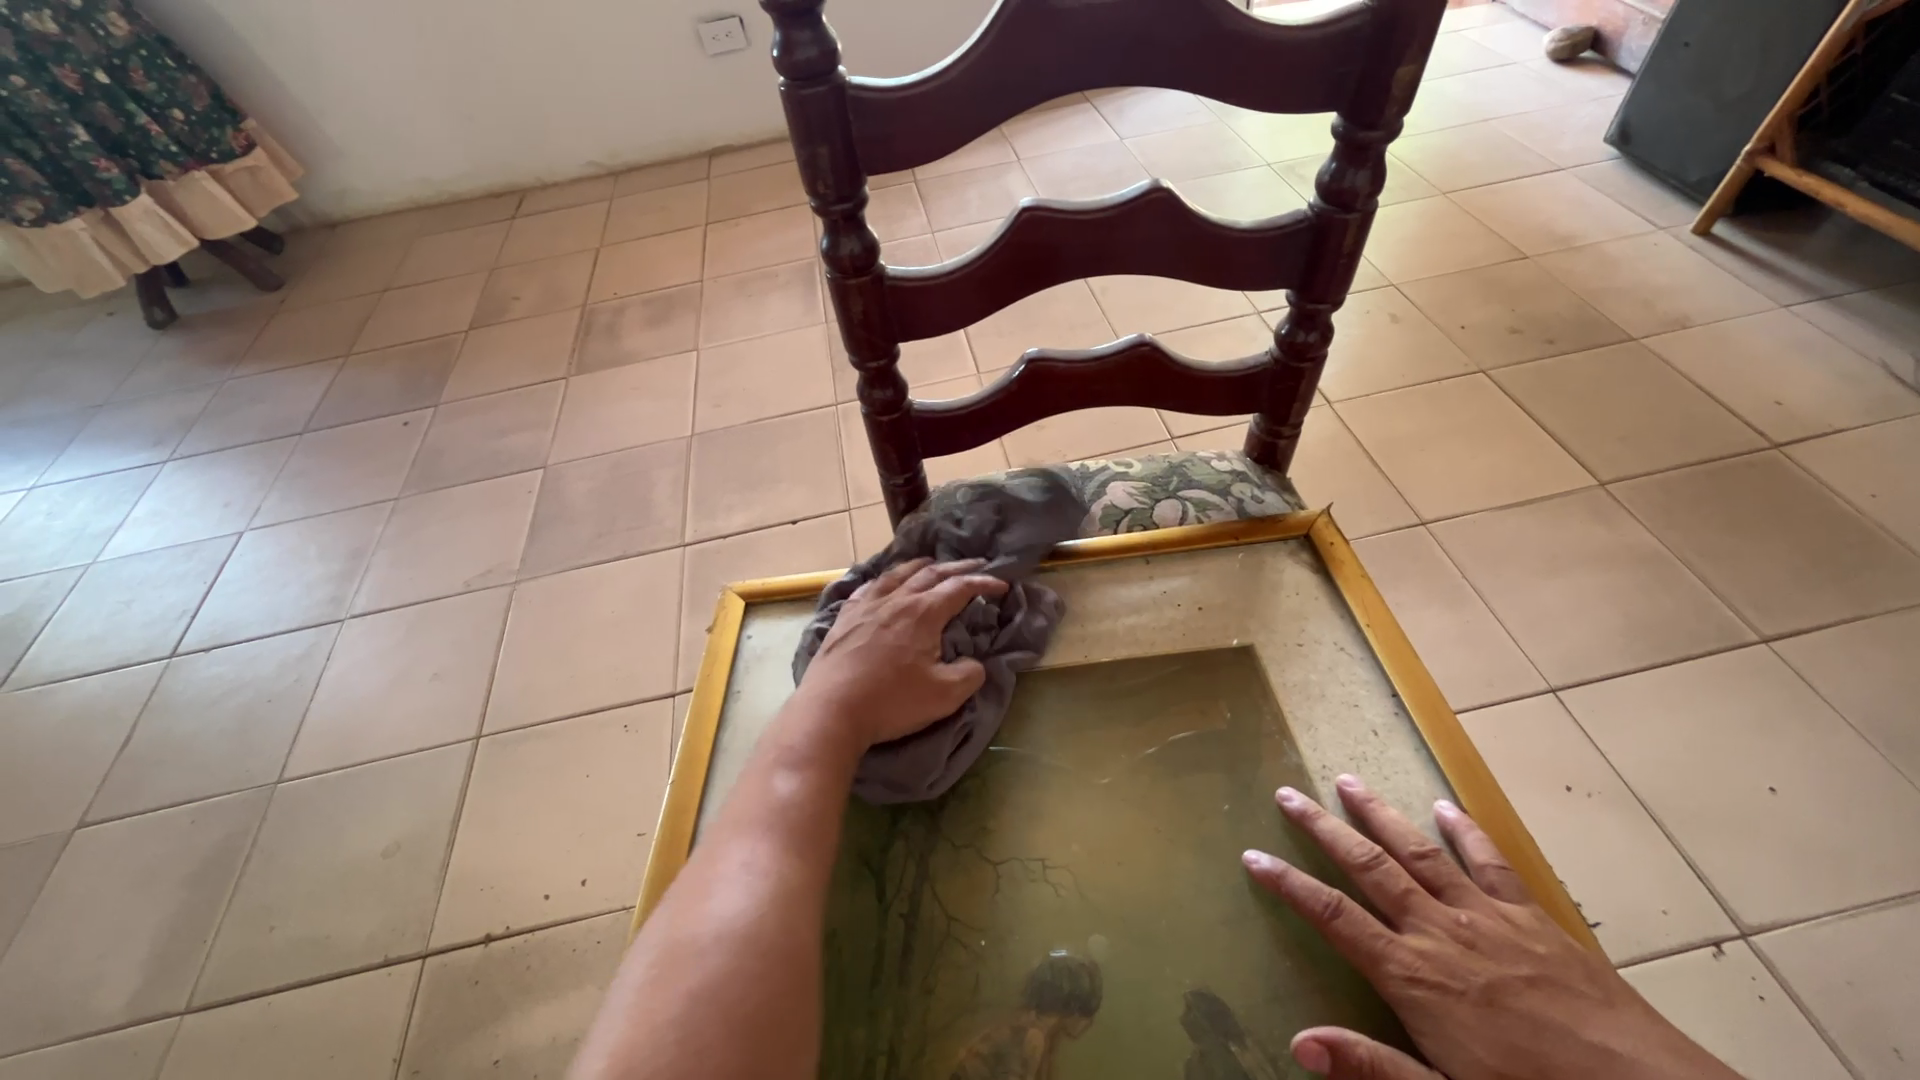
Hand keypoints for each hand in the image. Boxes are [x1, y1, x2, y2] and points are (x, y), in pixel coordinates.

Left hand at [797, 558, 1009, 747]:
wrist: (832, 709)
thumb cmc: (891, 701)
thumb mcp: (945, 695)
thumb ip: (969, 674)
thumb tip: (974, 663)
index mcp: (923, 613)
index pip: (960, 588)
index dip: (983, 583)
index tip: (1001, 585)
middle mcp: (896, 600)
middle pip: (931, 573)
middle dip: (958, 567)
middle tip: (977, 563)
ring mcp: (866, 606)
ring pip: (898, 574)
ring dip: (921, 566)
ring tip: (933, 564)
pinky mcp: (844, 618)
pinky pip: (869, 587)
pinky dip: (885, 579)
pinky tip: (884, 583)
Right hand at [1243, 776, 1740, 1079]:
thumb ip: (1373, 1066)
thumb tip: (1298, 1043)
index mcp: (1411, 974)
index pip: (1332, 915)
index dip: (1288, 883)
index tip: (1253, 855)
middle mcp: (1439, 931)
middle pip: (1368, 866)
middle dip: (1323, 828)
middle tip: (1287, 793)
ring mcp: (1486, 917)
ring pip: (1418, 851)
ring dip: (1379, 814)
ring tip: (1347, 780)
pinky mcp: (1531, 918)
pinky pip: (1489, 863)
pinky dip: (1464, 831)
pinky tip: (1444, 807)